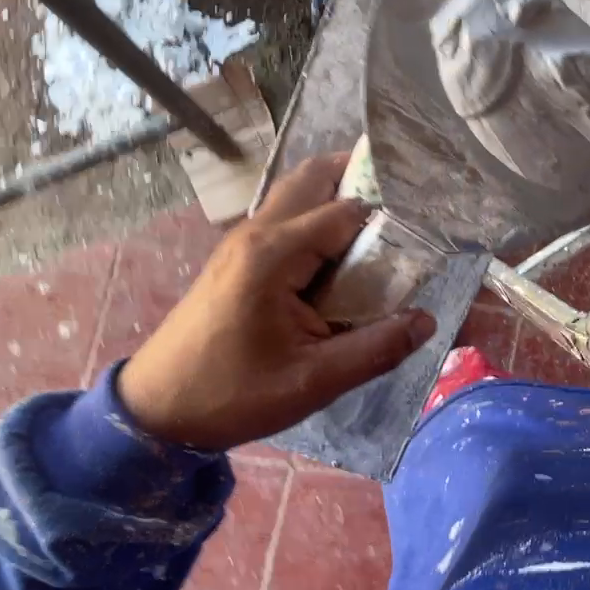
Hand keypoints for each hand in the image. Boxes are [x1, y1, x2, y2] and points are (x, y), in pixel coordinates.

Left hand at [116, 154, 437, 449]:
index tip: (432, 224)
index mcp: (274, 255)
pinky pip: (289, 220)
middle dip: (362, 178)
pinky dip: (323, 219)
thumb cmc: (233, 394)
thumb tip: (428, 321)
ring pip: (299, 194)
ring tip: (389, 222)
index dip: (392, 213)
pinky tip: (350, 252)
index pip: (347, 210)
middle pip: (315, 179)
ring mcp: (243, 242)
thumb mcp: (314, 380)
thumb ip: (376, 349)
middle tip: (410, 202)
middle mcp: (257, 233)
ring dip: (341, 196)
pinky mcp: (240, 259)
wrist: (157, 411)